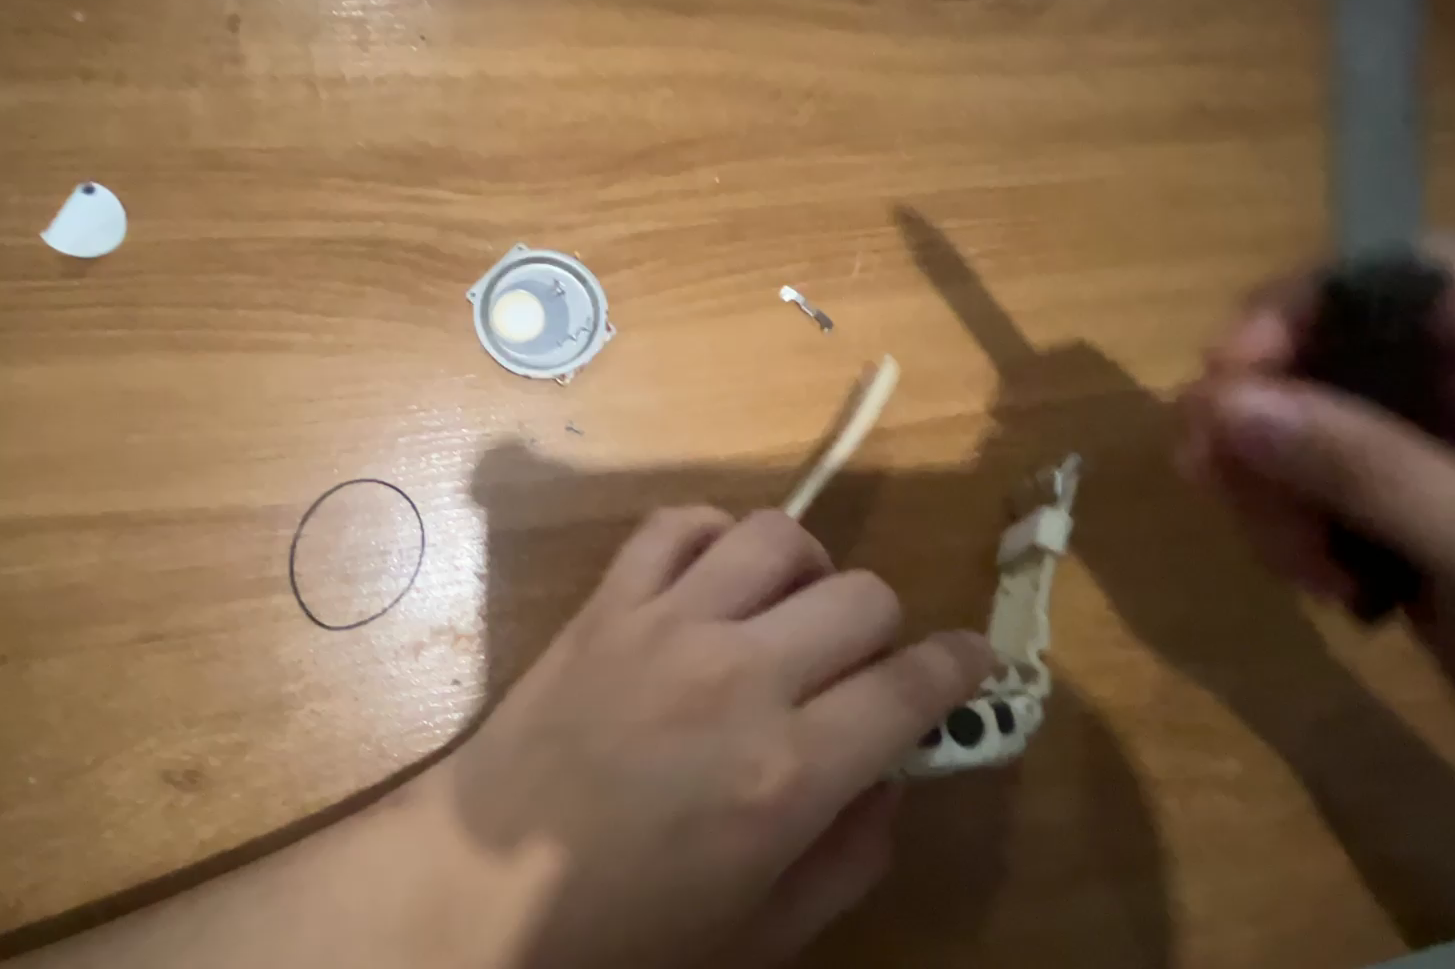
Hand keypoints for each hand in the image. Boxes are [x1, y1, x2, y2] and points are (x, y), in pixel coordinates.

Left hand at [429, 507, 993, 968]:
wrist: (483, 881)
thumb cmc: (626, 925)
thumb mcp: (765, 929)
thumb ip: (852, 852)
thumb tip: (891, 771)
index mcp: (790, 772)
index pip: (914, 686)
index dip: (961, 666)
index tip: (971, 658)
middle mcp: (740, 676)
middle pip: (861, 595)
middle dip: (883, 625)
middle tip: (857, 660)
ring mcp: (668, 624)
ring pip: (775, 537)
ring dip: (804, 567)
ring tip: (787, 605)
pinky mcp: (609, 601)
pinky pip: (676, 525)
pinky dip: (712, 535)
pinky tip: (713, 574)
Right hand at [1180, 235, 1454, 773]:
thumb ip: (1368, 470)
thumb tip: (1222, 402)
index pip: (1419, 276)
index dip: (1309, 305)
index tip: (1225, 370)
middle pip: (1328, 349)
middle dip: (1256, 417)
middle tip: (1209, 476)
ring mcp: (1440, 439)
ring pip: (1294, 416)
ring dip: (1262, 484)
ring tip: (1294, 564)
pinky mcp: (1395, 489)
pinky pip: (1295, 472)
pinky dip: (1276, 517)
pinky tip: (1309, 574)